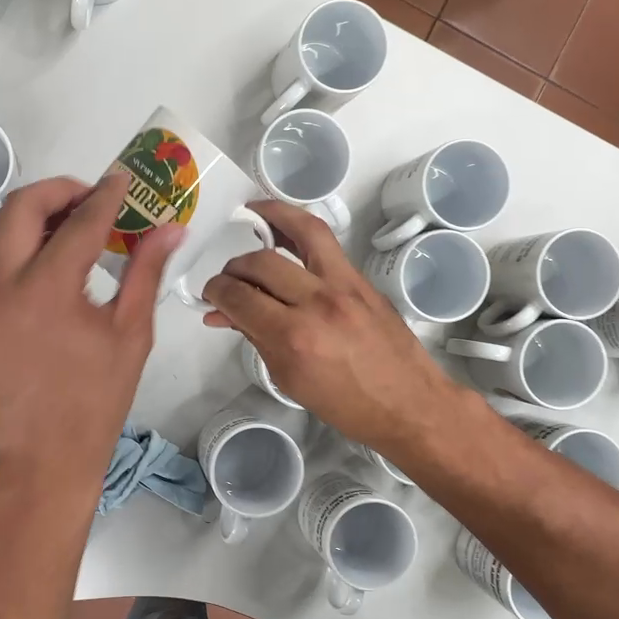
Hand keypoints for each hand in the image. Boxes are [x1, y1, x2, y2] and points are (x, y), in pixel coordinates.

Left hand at [0, 174, 183, 487]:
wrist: (42, 455)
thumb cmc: (95, 400)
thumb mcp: (130, 334)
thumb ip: (146, 272)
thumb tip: (170, 229)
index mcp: (48, 289)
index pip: (80, 222)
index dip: (106, 196)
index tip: (123, 182)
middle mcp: (3, 282)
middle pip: (22, 206)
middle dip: (60, 191)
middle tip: (93, 199)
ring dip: (27, 209)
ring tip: (65, 219)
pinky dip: (8, 235)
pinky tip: (40, 250)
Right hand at [200, 200, 484, 458]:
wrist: (408, 404)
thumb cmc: (345, 405)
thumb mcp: (289, 378)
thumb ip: (255, 337)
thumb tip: (225, 313)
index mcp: (294, 337)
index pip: (240, 297)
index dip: (216, 291)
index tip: (211, 294)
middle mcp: (318, 303)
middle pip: (262, 262)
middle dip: (235, 267)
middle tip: (229, 278)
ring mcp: (345, 286)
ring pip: (304, 230)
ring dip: (273, 216)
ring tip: (253, 213)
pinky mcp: (362, 280)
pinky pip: (326, 242)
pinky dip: (299, 231)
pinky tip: (284, 234)